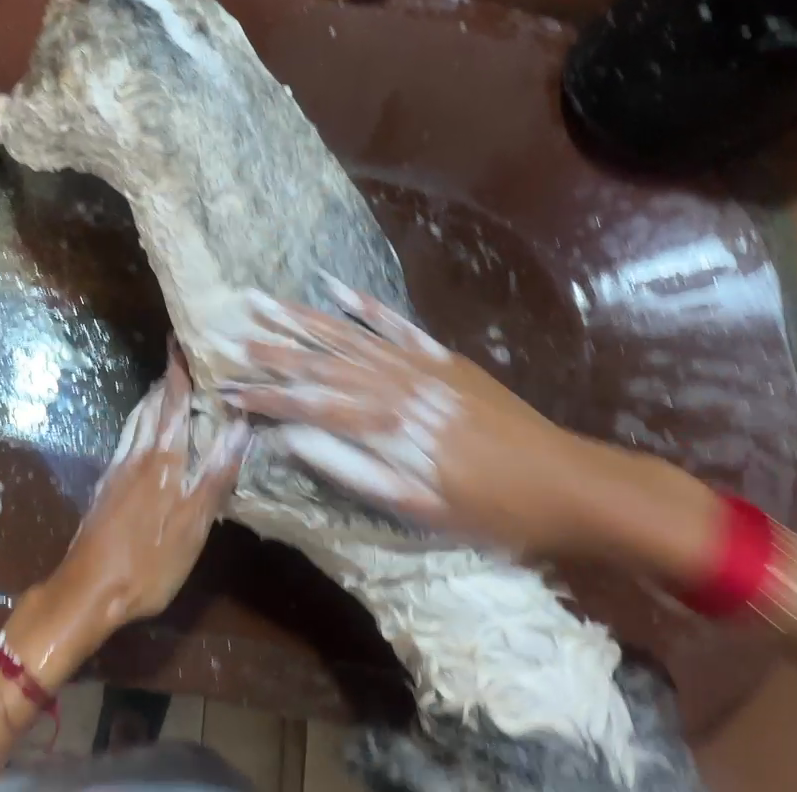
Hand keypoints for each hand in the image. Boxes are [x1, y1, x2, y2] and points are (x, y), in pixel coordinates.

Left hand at [1, 344, 249, 686]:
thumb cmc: (148, 562)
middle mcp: (138, 454)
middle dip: (168, 380)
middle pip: (153, 406)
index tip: (182, 338)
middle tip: (183, 358)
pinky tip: (144, 432)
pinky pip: (128, 438)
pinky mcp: (108, 485)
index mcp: (163, 459)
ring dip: (152, 399)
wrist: (89, 588)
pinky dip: (140, 422)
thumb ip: (216, 475)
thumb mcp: (193, 525)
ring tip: (166, 387)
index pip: (173, 402)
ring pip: (137, 421)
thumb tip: (241, 428)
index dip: (178, 370)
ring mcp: (119, 469)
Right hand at [213, 274, 716, 572]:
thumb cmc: (489, 510)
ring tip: (263, 301)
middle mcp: (394, 384)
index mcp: (383, 425)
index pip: (308, 404)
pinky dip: (363, 305)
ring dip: (302, 318)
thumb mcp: (415, 506)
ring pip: (349, 336)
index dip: (265, 397)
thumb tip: (291, 439)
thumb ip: (349, 468)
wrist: (570, 484)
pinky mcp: (442, 358)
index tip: (225, 389)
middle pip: (321, 361)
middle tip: (228, 330)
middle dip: (271, 348)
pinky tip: (332, 286)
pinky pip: (395, 324)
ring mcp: (419, 365)